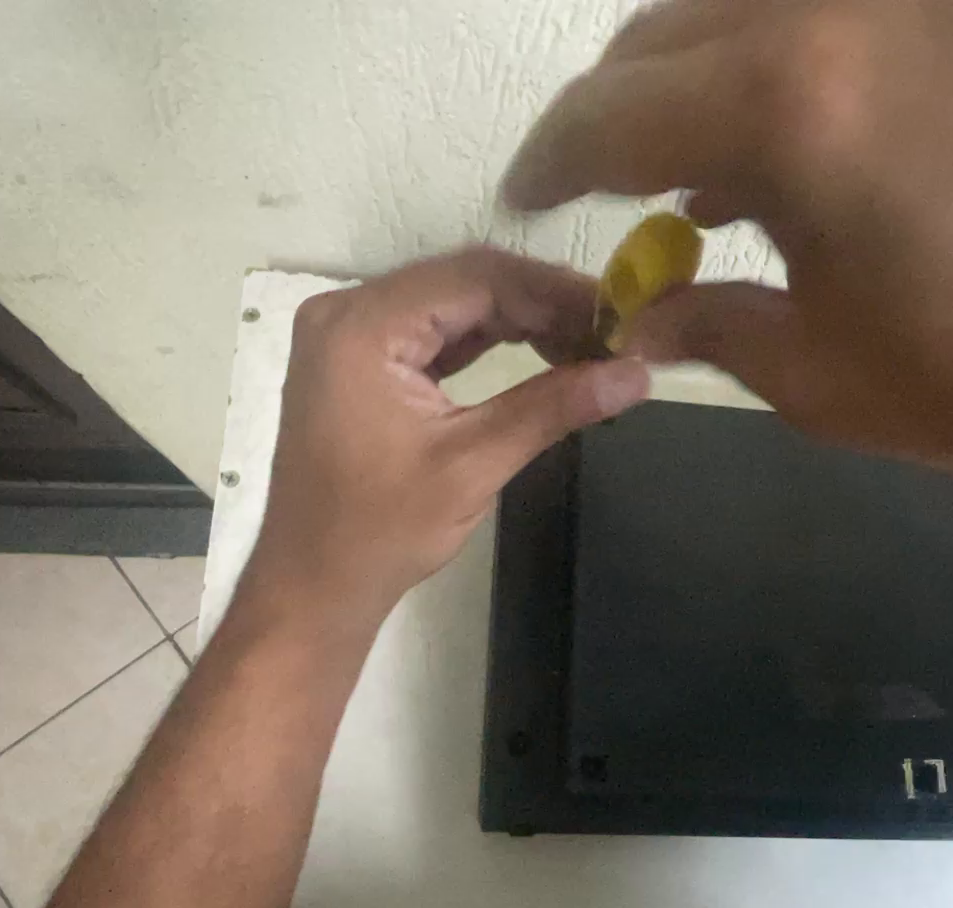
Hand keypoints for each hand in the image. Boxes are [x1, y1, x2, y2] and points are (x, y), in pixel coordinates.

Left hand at [240, 247, 649, 623]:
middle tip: (611, 333)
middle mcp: (349, 312)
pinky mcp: (361, 362)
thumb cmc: (382, 532)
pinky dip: (488, 342)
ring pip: (454, 305)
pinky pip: (435, 334)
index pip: (476, 278)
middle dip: (542, 305)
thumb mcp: (473, 466)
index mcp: (363, 326)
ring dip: (521, 322)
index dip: (555, 292)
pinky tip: (539, 353)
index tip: (618, 315)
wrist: (314, 584)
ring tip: (587, 344)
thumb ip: (553, 407)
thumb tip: (637, 375)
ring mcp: (352, 336)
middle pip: (464, 283)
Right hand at [502, 0, 952, 564]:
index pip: (611, 111)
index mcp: (793, 104)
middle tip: (605, 191)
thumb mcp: (831, 383)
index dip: (549, 159)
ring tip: (694, 179)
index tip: (524, 197)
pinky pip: (852, 7)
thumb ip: (712, 330)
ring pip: (760, 3)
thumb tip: (634, 320)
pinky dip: (793, 64)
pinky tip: (802, 142)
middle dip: (615, 109)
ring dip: (700, 79)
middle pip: (672, 28)